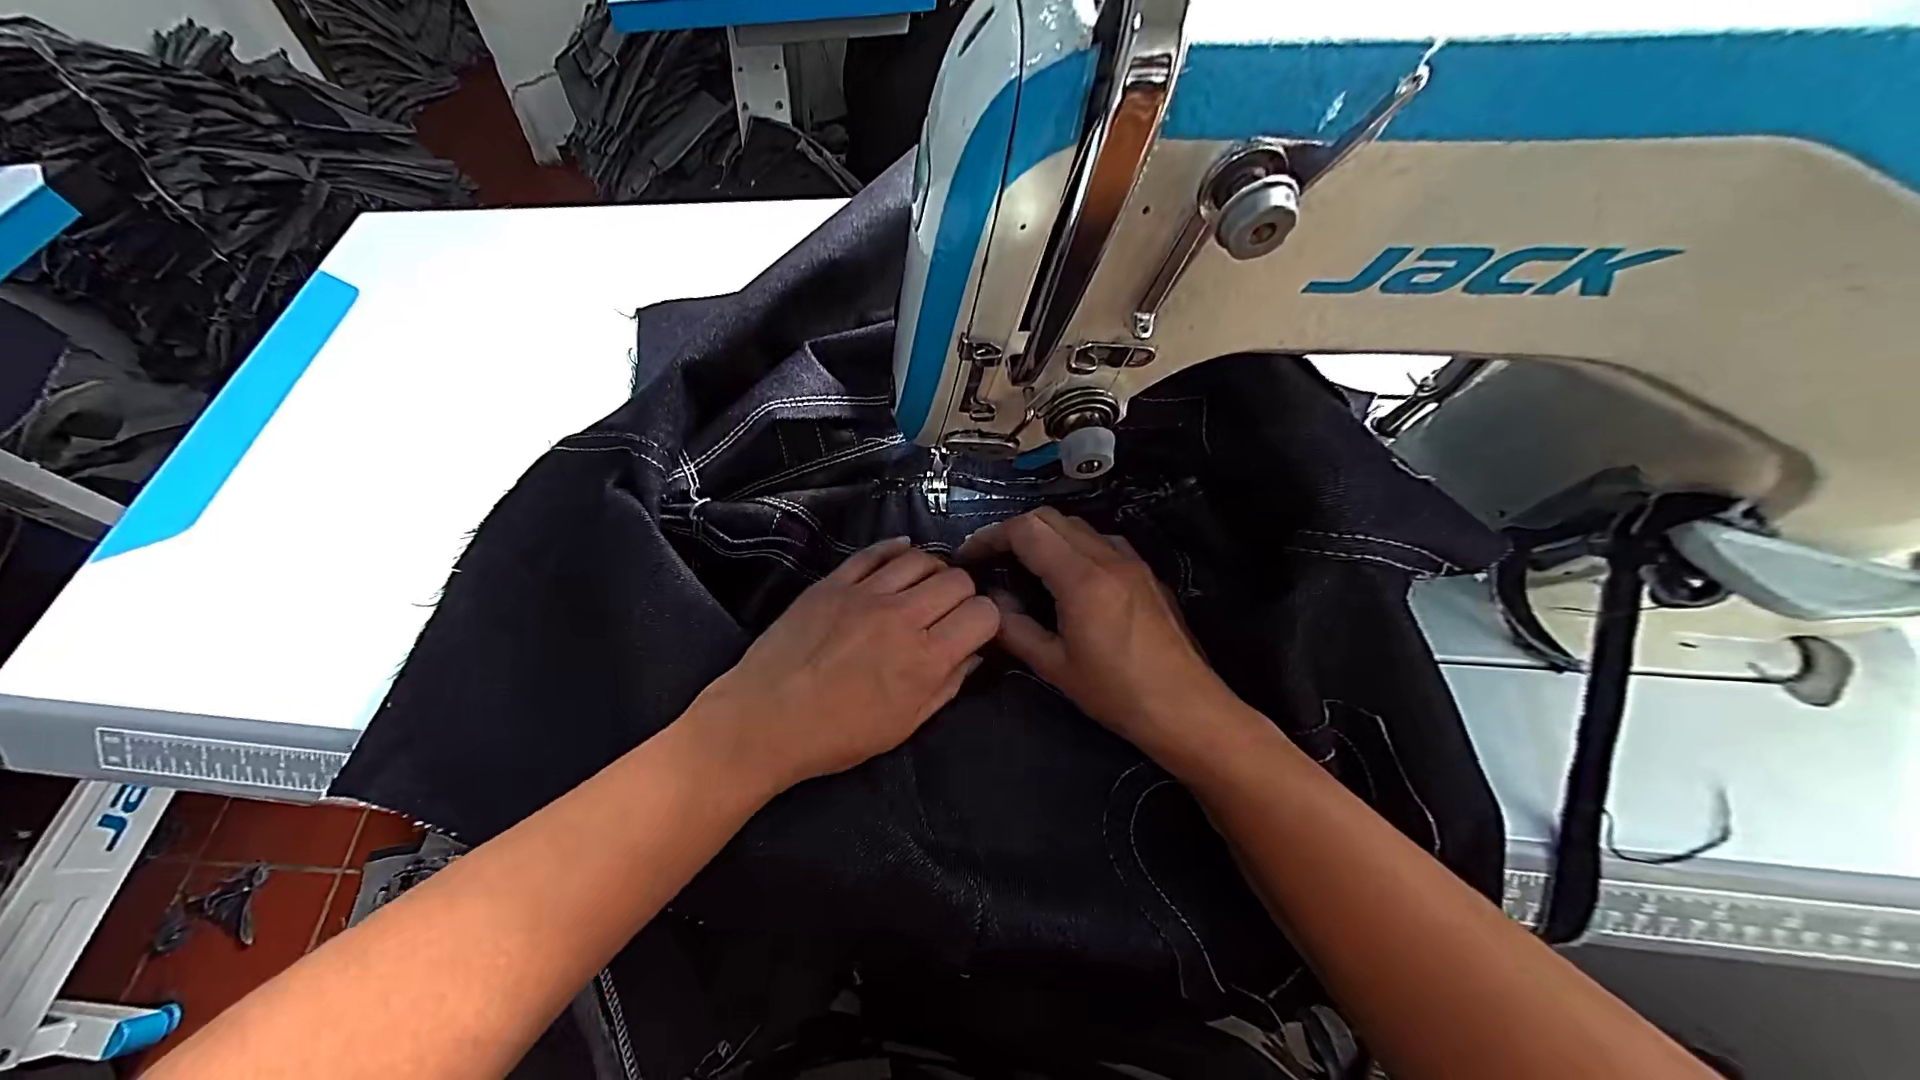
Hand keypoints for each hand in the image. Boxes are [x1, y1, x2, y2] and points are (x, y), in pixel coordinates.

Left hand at [685, 538, 999, 793]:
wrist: (764, 721)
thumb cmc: (836, 735)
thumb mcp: (904, 725)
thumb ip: (947, 686)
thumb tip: (972, 654)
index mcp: (925, 658)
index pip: (983, 613)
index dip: (987, 620)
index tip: (974, 631)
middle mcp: (902, 617)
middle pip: (958, 580)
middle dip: (964, 595)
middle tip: (949, 612)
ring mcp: (865, 594)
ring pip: (921, 559)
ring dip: (933, 572)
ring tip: (924, 589)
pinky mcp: (834, 583)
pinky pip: (875, 552)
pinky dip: (896, 550)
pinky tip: (902, 556)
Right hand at [958, 508, 1246, 767]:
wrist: (1188, 709)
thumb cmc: (1118, 694)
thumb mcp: (1056, 667)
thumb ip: (1016, 630)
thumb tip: (989, 605)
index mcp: (1083, 579)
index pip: (1026, 531)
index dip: (990, 537)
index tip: (970, 557)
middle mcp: (1109, 558)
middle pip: (1050, 518)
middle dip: (1014, 531)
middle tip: (993, 560)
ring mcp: (1132, 562)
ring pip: (1077, 526)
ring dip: (1045, 536)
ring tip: (1025, 567)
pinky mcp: (1146, 573)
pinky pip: (1101, 542)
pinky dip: (1073, 546)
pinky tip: (1067, 578)